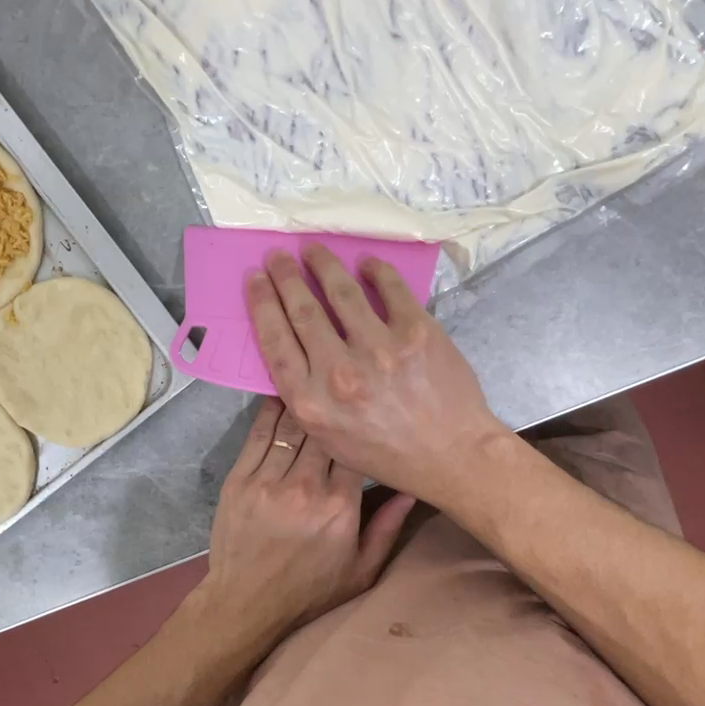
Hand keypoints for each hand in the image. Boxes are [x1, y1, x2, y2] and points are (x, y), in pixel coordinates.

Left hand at [196, 398, 414, 642]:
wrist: (247, 604)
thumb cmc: (310, 591)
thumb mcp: (362, 569)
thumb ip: (388, 527)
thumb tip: (414, 487)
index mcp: (340, 508)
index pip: (356, 448)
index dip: (362, 426)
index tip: (368, 411)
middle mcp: (305, 488)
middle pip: (324, 429)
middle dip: (335, 407)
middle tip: (342, 385)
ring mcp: (268, 482)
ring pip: (291, 425)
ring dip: (304, 400)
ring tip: (314, 378)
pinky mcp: (239, 481)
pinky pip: (258, 435)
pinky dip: (271, 412)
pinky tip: (281, 393)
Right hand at [246, 245, 510, 508]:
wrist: (449, 455)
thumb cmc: (386, 453)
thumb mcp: (328, 438)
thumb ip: (306, 397)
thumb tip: (292, 349)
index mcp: (311, 402)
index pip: (275, 341)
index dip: (262, 304)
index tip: (255, 279)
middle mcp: (338, 372)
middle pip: (302, 310)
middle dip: (285, 276)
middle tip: (278, 255)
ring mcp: (378, 349)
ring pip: (342, 291)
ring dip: (323, 264)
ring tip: (314, 251)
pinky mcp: (415, 332)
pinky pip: (390, 288)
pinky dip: (375, 270)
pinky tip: (366, 263)